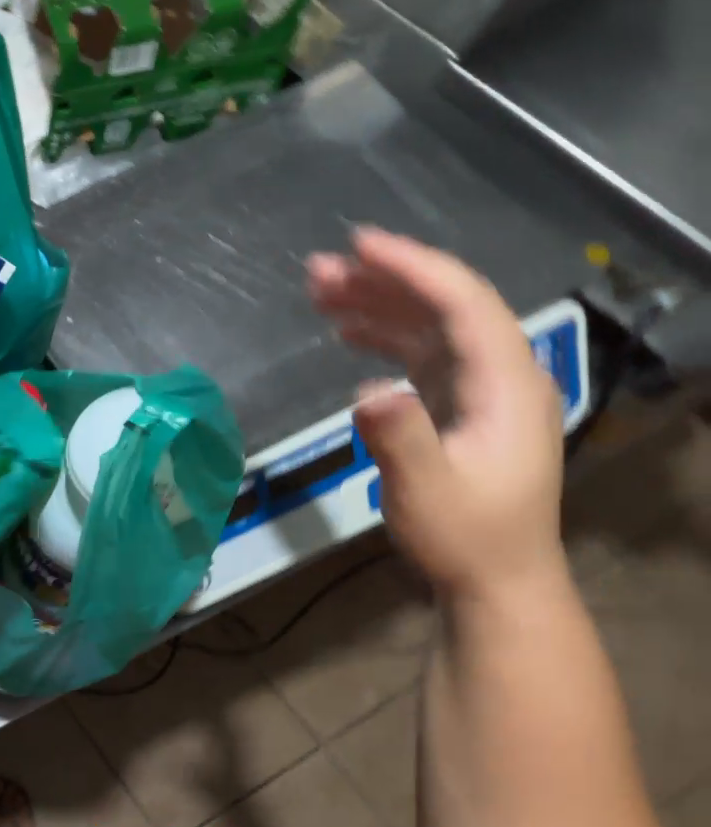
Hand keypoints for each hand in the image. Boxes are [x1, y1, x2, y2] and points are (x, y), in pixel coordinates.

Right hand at [308, 227, 566, 598]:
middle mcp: (502, 378)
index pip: (465, 306)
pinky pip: (423, 354)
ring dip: (377, 306)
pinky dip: (384, 336)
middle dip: (383, 283)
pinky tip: (347, 333)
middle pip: (446, 309)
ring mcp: (482, 393)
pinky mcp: (460, 409)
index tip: (361, 247)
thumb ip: (401, 437)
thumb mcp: (426, 490)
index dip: (414, 270)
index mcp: (507, 386)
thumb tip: (367, 390)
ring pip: (431, 329)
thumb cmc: (464, 537)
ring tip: (319, 292)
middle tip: (317, 271)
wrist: (494, 579)